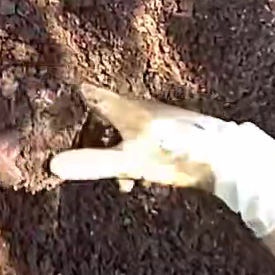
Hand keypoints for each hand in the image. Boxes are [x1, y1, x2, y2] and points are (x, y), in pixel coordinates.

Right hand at [49, 85, 221, 192]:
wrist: (222, 156)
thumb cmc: (171, 152)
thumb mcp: (128, 161)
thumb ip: (92, 163)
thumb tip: (53, 164)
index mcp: (124, 106)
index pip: (90, 94)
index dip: (72, 99)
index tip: (56, 108)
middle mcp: (137, 106)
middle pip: (104, 113)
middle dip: (91, 134)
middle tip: (83, 156)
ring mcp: (154, 117)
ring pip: (122, 129)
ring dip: (113, 151)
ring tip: (118, 180)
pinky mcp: (168, 131)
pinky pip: (139, 138)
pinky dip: (131, 155)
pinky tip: (139, 179)